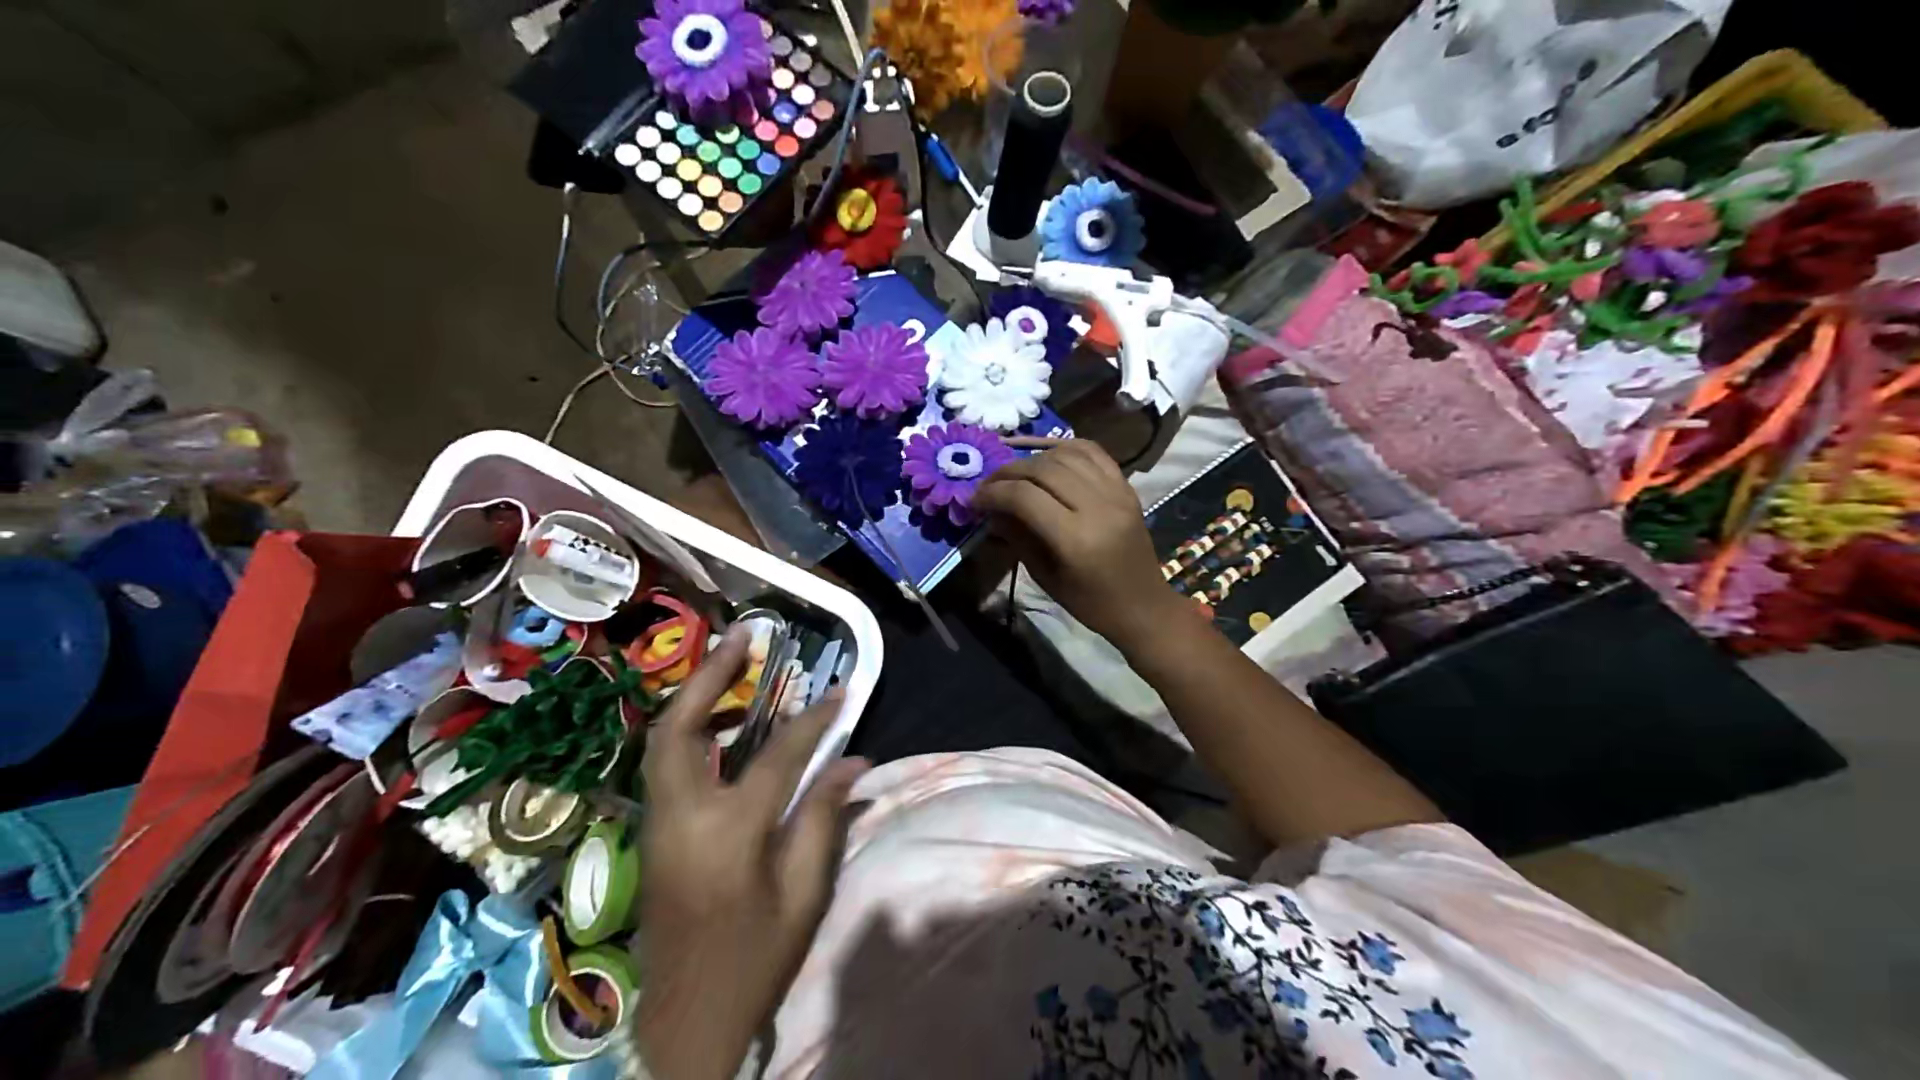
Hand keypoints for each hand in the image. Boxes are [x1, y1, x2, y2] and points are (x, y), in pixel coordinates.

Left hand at [632, 627, 868, 1079]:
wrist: (686, 1018)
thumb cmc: (754, 958)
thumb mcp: (803, 894)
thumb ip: (823, 818)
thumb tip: (852, 760)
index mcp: (728, 832)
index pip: (777, 756)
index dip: (815, 721)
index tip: (842, 691)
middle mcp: (681, 815)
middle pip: (680, 728)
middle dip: (710, 675)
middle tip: (741, 637)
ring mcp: (658, 822)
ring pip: (661, 741)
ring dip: (692, 697)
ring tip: (727, 665)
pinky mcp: (652, 832)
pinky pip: (664, 763)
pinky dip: (686, 729)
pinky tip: (717, 722)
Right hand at [974, 438, 1189, 651]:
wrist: (1143, 606)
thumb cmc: (1090, 602)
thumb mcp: (1045, 576)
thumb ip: (1017, 537)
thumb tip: (991, 510)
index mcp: (1075, 538)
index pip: (1024, 497)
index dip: (993, 493)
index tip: (975, 500)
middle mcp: (1098, 507)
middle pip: (1043, 469)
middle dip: (1009, 472)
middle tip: (989, 484)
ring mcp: (1117, 493)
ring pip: (1066, 454)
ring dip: (1034, 458)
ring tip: (1017, 473)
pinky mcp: (1127, 487)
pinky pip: (1093, 453)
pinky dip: (1065, 449)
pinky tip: (1047, 458)